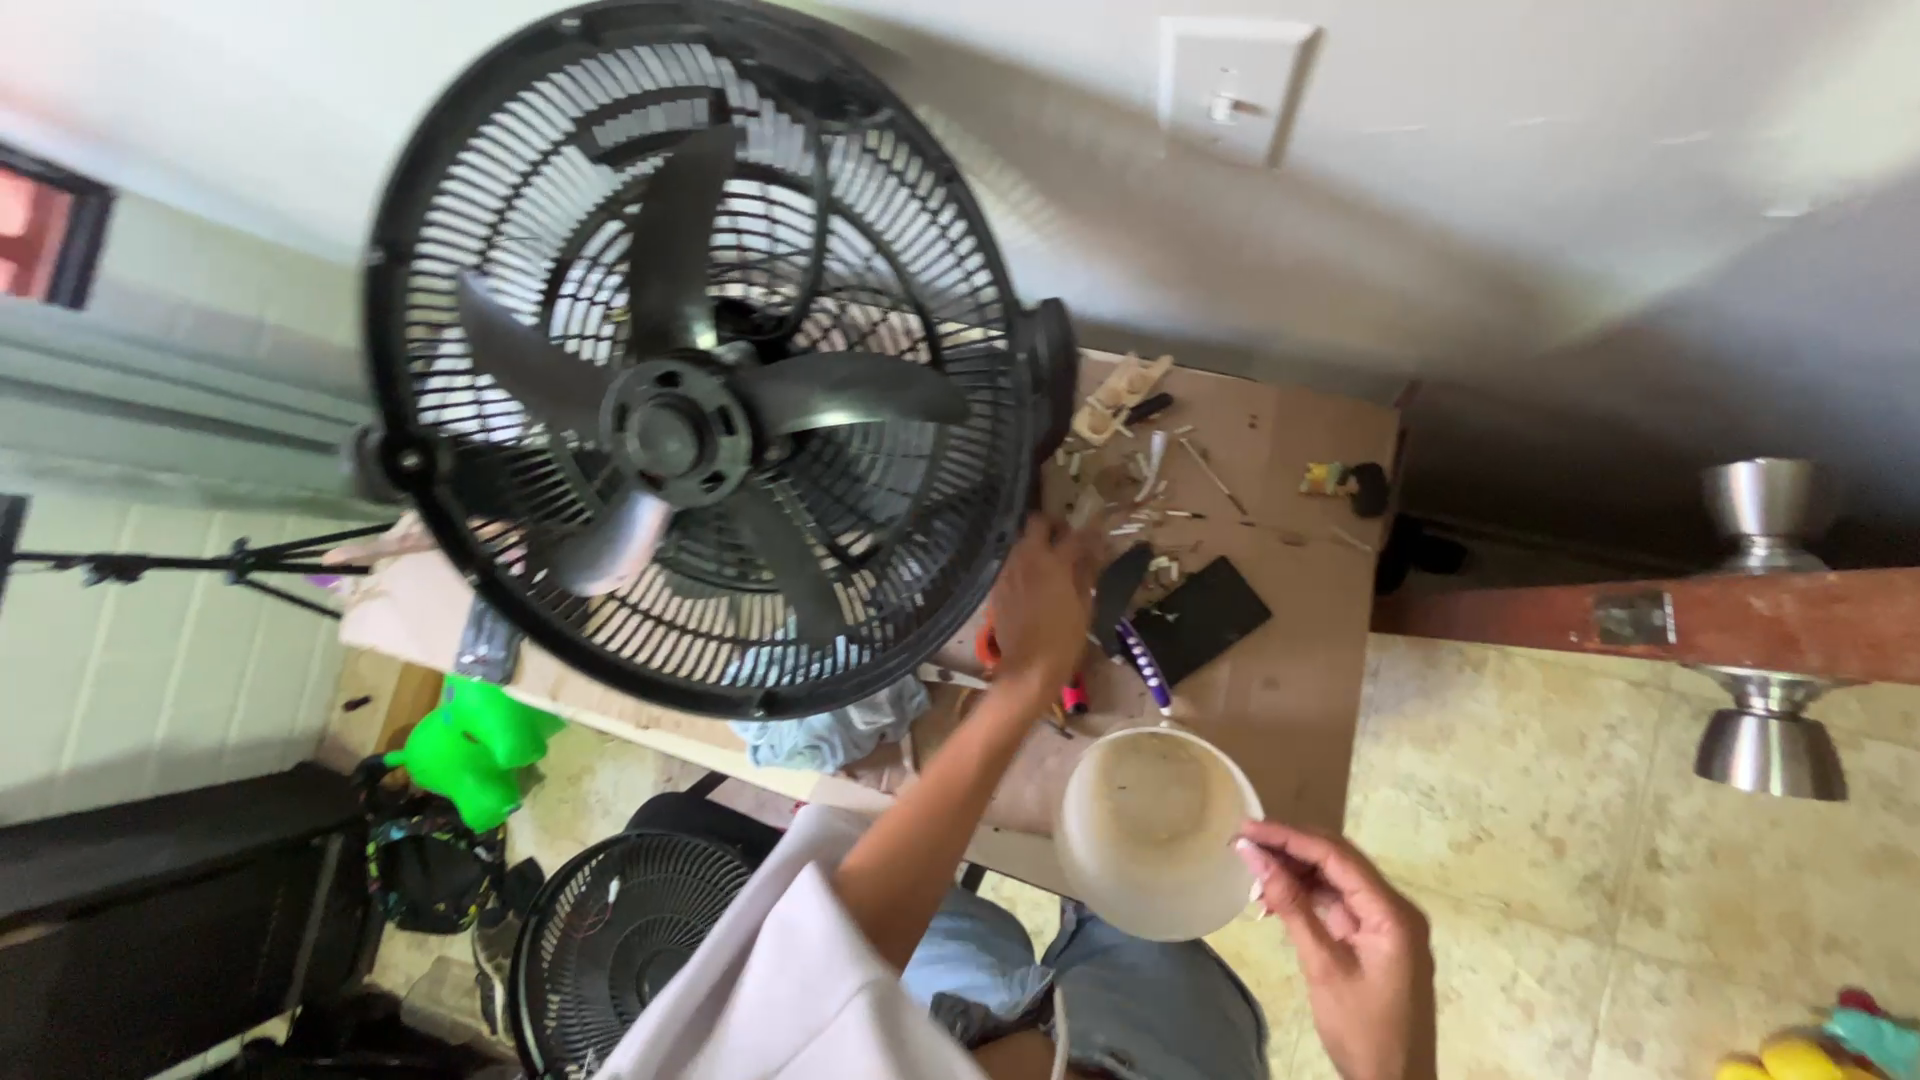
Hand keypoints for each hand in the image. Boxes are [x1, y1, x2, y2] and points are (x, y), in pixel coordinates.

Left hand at [987, 514, 1097, 704]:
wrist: (1029, 666)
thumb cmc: (1064, 640)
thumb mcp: (1085, 607)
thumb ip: (1086, 574)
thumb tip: (1092, 556)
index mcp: (1054, 562)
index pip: (1075, 536)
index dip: (1090, 535)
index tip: (1097, 540)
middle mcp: (1027, 558)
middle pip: (1036, 522)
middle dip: (1053, 525)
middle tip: (1065, 538)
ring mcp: (1008, 570)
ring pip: (1020, 541)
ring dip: (1035, 543)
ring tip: (1049, 561)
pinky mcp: (997, 585)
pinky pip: (1010, 563)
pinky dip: (1023, 564)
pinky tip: (1032, 580)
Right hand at [1235, 821, 1436, 1079]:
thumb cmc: (1362, 1030)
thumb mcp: (1323, 966)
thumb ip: (1292, 905)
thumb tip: (1255, 855)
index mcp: (1392, 913)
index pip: (1335, 856)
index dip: (1288, 837)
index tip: (1248, 829)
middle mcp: (1393, 908)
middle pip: (1337, 860)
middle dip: (1290, 848)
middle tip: (1246, 841)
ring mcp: (1385, 924)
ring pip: (1334, 878)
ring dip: (1294, 871)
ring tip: (1253, 868)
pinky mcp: (1373, 938)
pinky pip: (1336, 902)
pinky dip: (1305, 895)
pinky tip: (1274, 897)